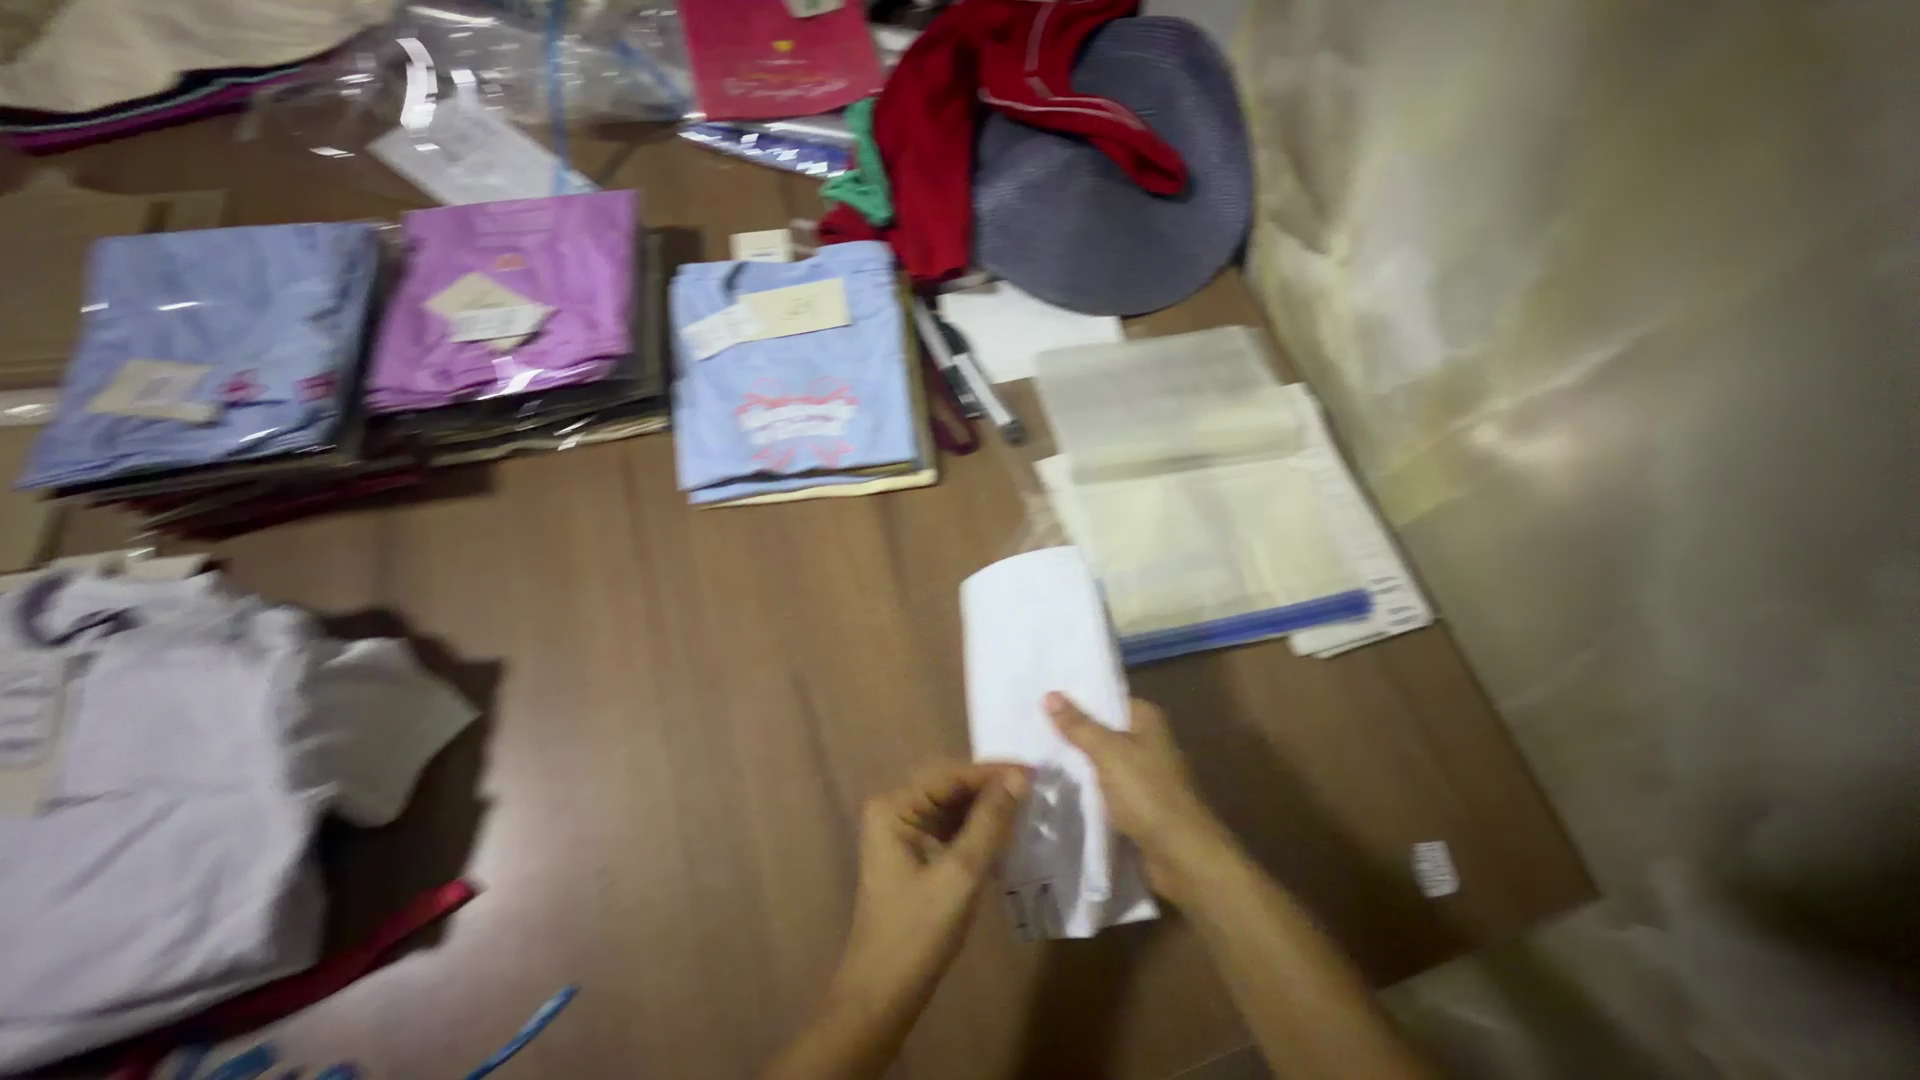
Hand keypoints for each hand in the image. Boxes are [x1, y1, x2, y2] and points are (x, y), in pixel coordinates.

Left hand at [828, 763, 1029, 1013]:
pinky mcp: (915, 855)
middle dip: (993, 787)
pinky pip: (951, 829)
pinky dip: (978, 829)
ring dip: (988, 808)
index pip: (950, 774)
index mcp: (894, 807)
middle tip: (1038, 787)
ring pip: (953, 807)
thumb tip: (1020, 778)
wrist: (885, 991)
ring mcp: (903, 833)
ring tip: (1030, 806)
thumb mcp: (961, 873)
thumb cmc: (918, 931)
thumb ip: (990, 822)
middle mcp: (894, 810)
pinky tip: (1007, 832)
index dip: (994, 772)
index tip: (1037, 772)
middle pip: (951, 786)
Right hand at [1045, 692, 1238, 904]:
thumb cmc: (1147, 793)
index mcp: (1147, 719)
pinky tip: (1057, 786)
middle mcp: (1148, 741)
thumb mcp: (1108, 752)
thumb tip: (1049, 694)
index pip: (1106, 699)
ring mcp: (1143, 773)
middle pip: (1102, 730)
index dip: (1075, 699)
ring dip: (1076, 763)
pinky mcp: (1137, 802)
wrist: (1180, 853)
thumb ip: (1079, 725)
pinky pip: (1104, 787)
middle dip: (1071, 732)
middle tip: (1028, 728)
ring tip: (1032, 755)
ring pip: (1101, 761)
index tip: (1038, 700)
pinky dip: (1086, 787)